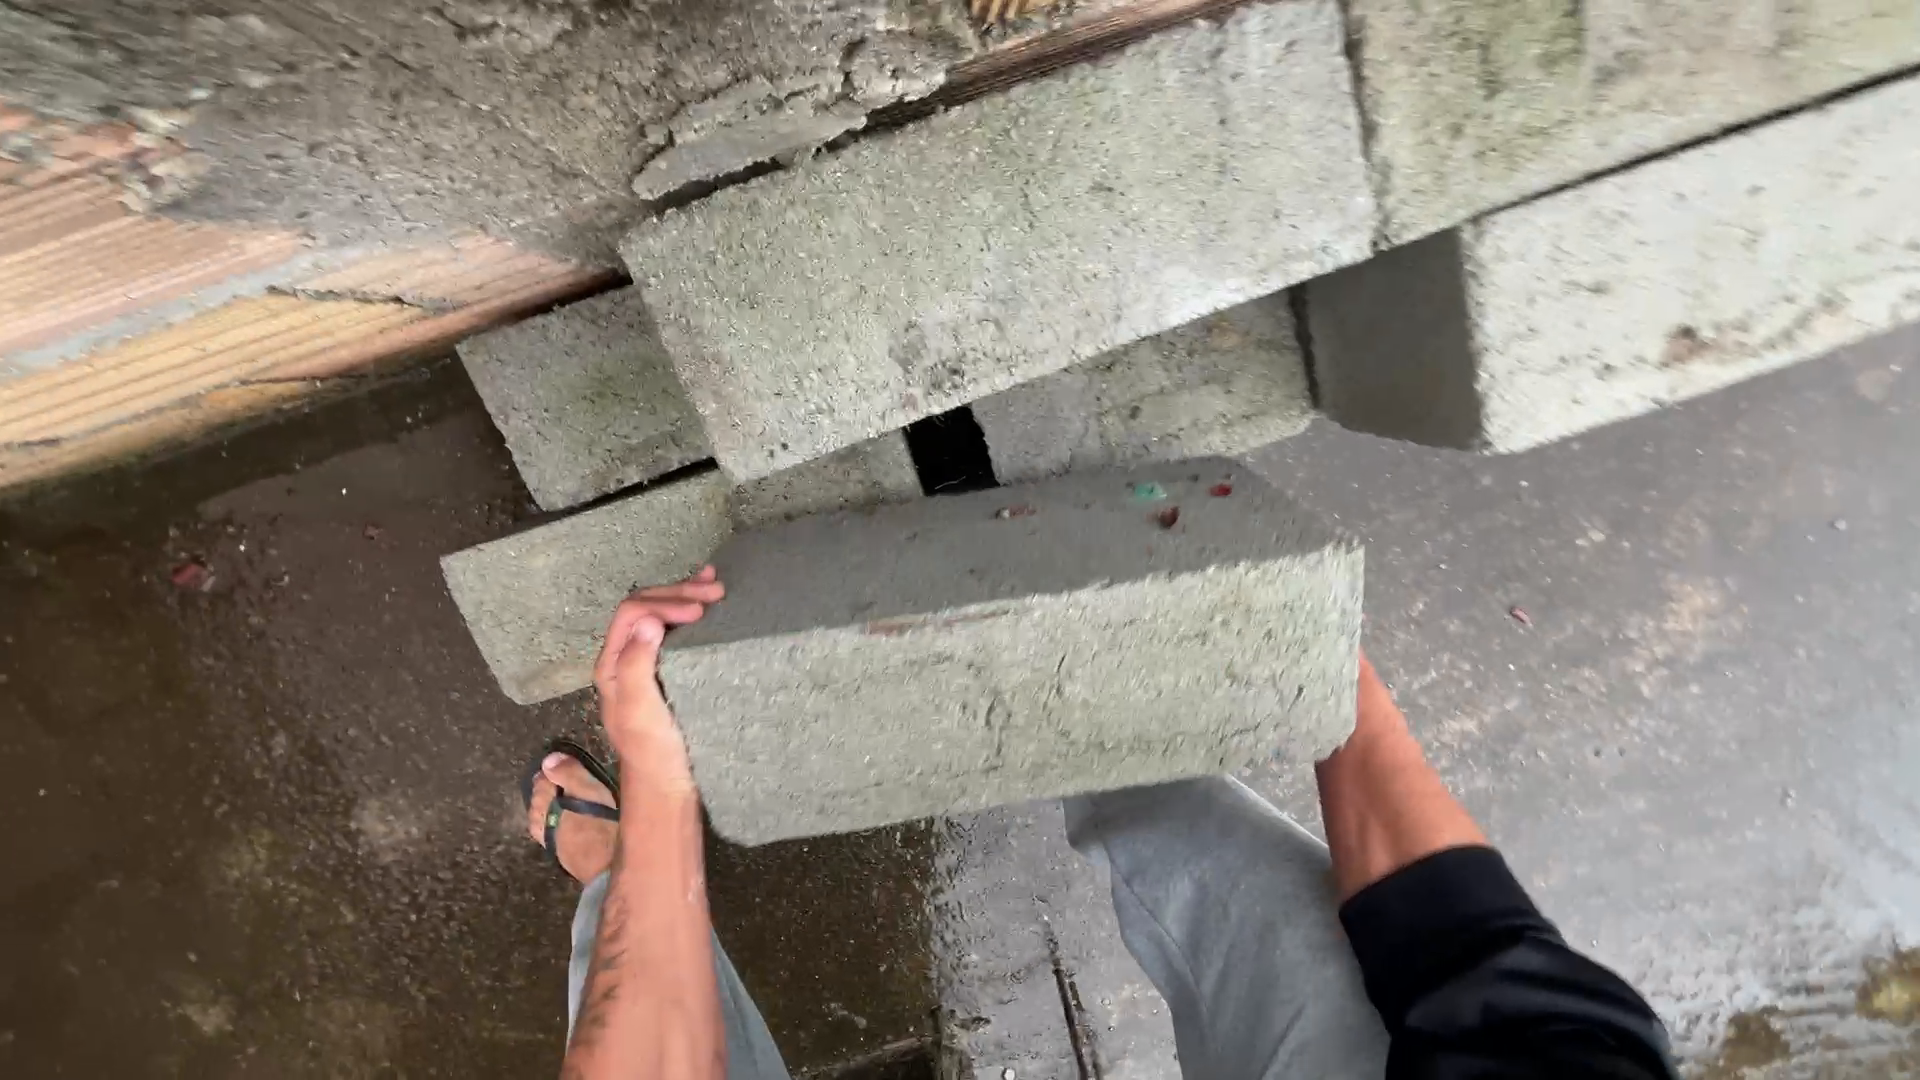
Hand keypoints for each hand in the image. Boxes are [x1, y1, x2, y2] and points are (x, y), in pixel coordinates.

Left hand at [593, 565, 725, 794]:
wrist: (670, 786)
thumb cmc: (655, 752)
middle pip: (646, 607)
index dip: (666, 602)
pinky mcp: (671, 672)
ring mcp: (649, 663)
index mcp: (613, 664)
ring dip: (688, 595)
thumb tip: (650, 622)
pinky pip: (676, 629)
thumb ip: (637, 667)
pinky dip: (692, 608)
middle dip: (680, 592)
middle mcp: (626, 658)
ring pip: (661, 614)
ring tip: (718, 587)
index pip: (633, 613)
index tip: (702, 610)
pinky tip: (712, 601)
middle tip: (717, 591)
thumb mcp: (641, 713)